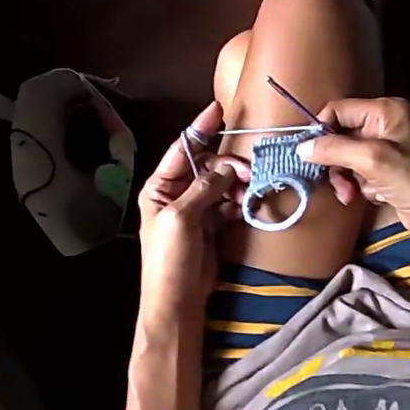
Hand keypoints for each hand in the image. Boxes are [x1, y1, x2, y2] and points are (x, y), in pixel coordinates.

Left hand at [136, 102, 247, 334]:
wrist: (177, 299)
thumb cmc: (169, 258)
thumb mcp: (181, 218)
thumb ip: (203, 189)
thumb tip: (227, 168)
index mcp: (160, 187)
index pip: (182, 150)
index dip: (199, 129)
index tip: (218, 109)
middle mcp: (176, 194)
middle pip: (206, 166)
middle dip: (228, 165)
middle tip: (248, 172)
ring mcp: (195, 210)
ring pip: (221, 184)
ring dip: (237, 183)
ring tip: (250, 190)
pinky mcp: (211, 225)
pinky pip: (228, 203)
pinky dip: (239, 201)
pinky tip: (248, 204)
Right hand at [296, 97, 409, 235]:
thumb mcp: (371, 161)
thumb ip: (334, 149)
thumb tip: (301, 147)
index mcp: (386, 111)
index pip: (338, 110)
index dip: (321, 130)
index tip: (308, 154)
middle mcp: (386, 123)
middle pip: (340, 134)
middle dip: (334, 160)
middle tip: (335, 181)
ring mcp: (388, 147)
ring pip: (346, 156)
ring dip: (344, 177)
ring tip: (349, 194)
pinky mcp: (388, 169)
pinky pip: (358, 171)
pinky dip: (357, 185)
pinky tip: (367, 196)